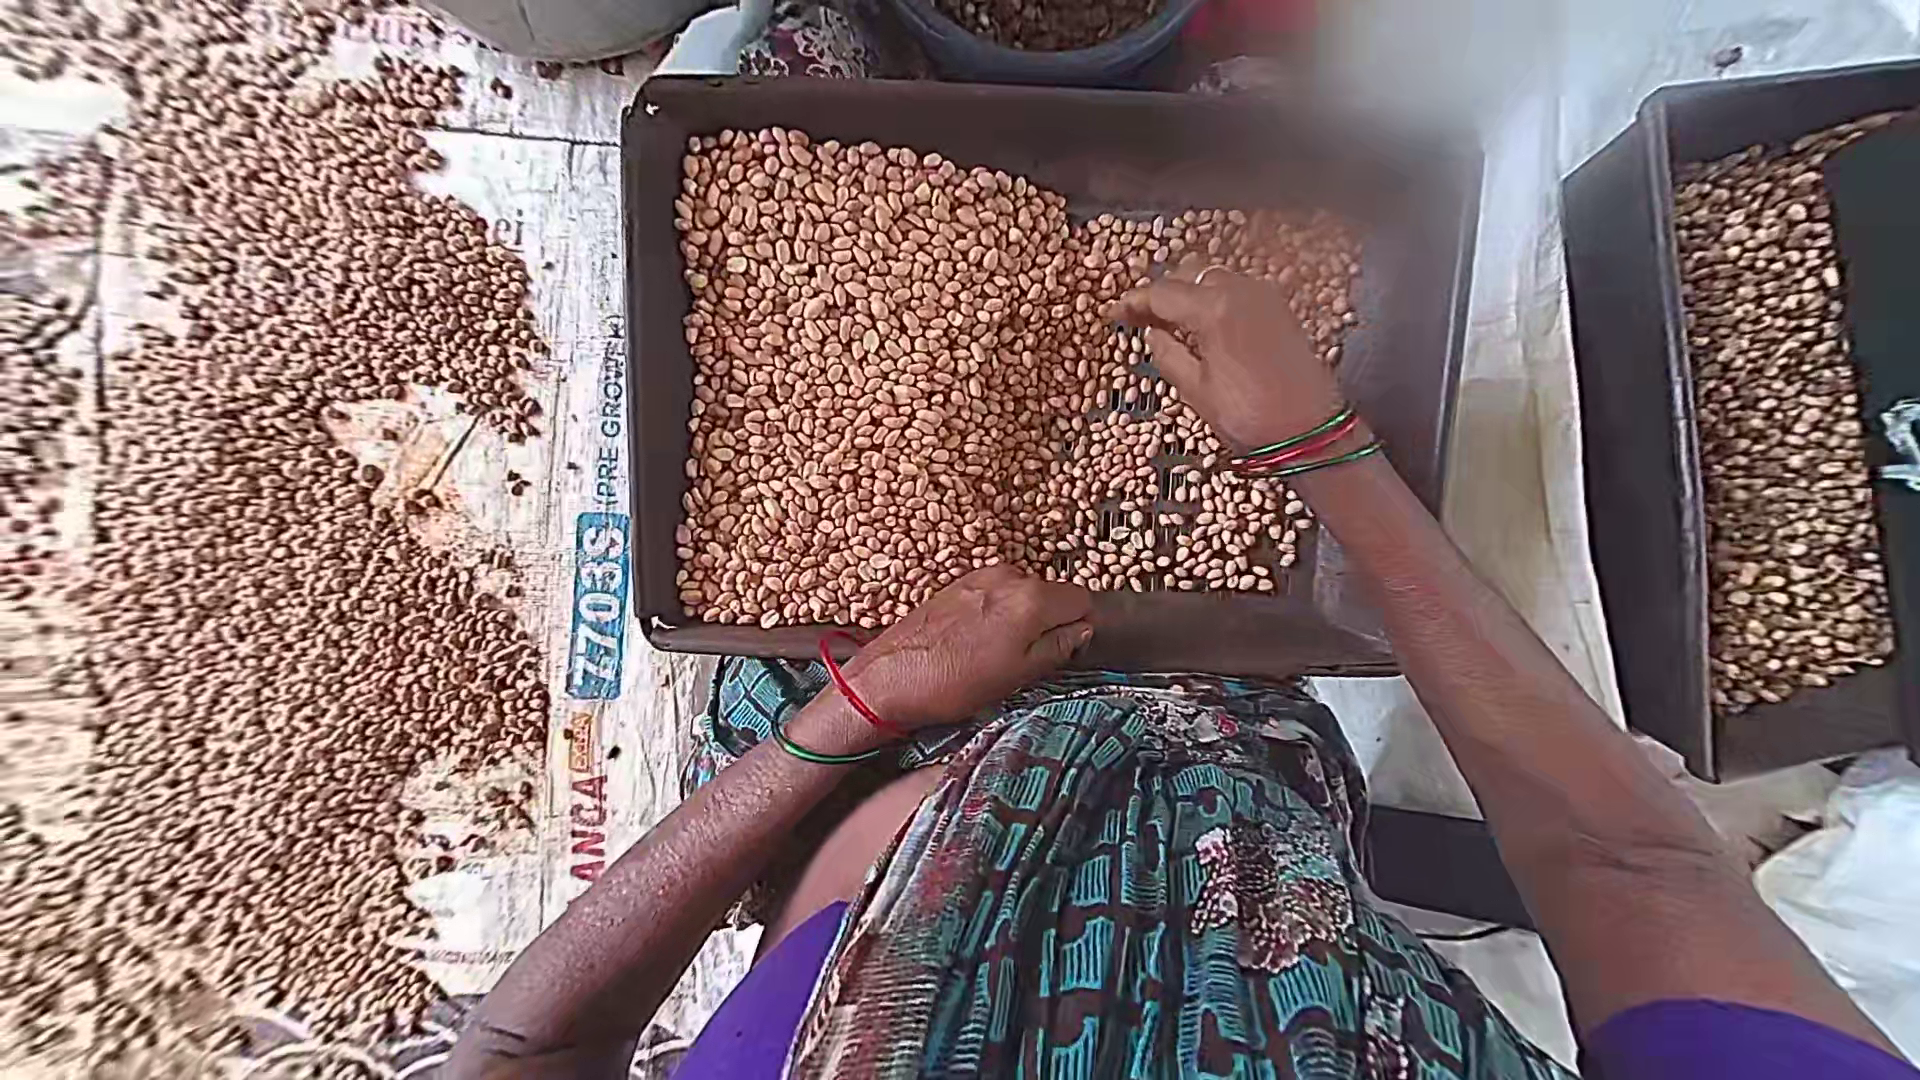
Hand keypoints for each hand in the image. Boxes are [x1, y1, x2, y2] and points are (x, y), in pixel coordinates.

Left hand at [841, 565, 1092, 734]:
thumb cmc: (955, 681)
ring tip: (996, 653)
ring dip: (1021, 618)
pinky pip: (996, 594)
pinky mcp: (958, 583)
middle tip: (1028, 658)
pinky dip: (997, 614)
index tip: (1066, 649)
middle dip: (1050, 621)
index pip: (1082, 599)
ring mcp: (980, 575)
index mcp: (1031, 597)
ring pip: (1023, 595)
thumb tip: (1083, 629)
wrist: (889, 675)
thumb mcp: (1020, 673)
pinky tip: (976, 641)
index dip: (1079, 627)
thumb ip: (1059, 646)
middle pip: (1052, 594)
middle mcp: (1008, 575)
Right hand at [1111, 265, 1344, 452]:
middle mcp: (1241, 291)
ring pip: (1213, 279)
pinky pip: (1235, 291)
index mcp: (1215, 310)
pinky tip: (1200, 325)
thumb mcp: (1195, 390)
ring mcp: (1264, 297)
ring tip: (1167, 322)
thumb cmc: (1247, 415)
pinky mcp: (1278, 309)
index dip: (1135, 302)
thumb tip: (1152, 333)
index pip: (1163, 293)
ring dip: (1187, 294)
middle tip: (1138, 317)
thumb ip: (1167, 354)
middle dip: (1161, 293)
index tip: (1115, 313)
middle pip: (1189, 275)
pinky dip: (1211, 300)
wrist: (1309, 429)